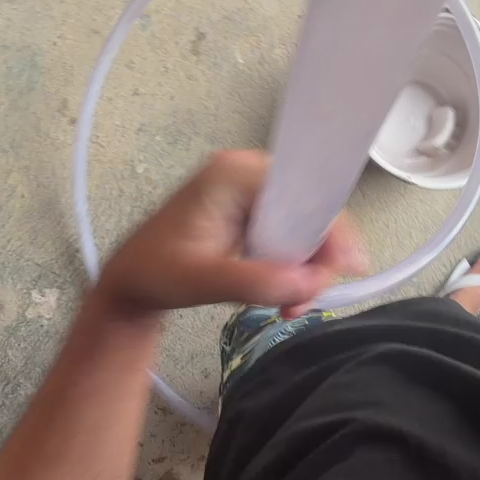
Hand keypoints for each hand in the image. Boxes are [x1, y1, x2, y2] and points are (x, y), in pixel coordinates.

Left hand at [96, 149, 366, 317]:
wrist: (131, 281)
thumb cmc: (154, 273)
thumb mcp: (200, 280)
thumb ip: (253, 281)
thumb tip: (307, 282)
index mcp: (235, 174)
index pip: (303, 191)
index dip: (331, 228)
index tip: (348, 267)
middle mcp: (251, 173)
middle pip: (313, 209)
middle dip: (319, 258)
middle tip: (307, 300)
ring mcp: (255, 192)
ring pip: (309, 226)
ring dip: (309, 269)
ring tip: (292, 305)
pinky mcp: (257, 212)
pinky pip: (294, 236)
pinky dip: (297, 268)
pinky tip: (287, 294)